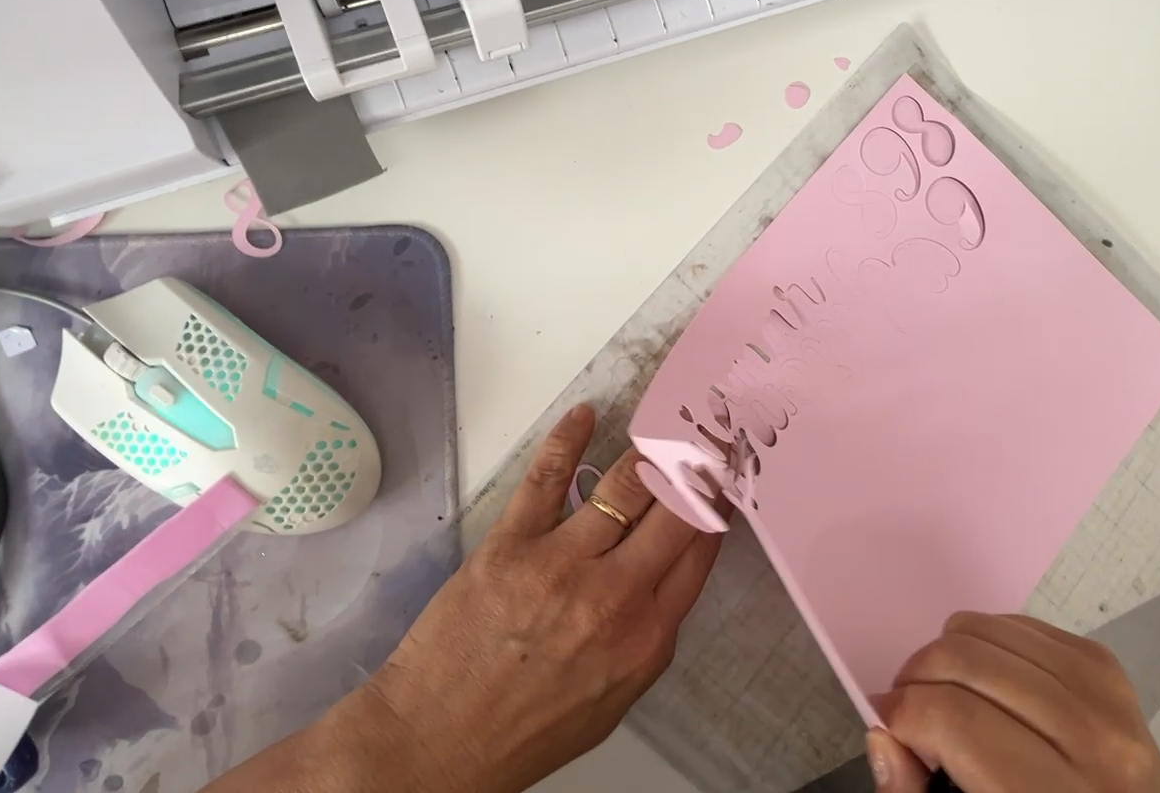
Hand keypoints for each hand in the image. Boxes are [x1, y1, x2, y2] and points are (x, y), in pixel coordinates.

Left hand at [213, 404, 723, 792]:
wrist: (438, 745)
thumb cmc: (532, 727)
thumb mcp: (616, 695)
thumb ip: (651, 632)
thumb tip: (671, 570)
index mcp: (646, 636)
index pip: (699, 548)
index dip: (715, 504)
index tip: (722, 476)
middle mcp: (614, 594)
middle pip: (674, 509)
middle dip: (696, 466)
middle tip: (704, 436)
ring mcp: (561, 563)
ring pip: (624, 484)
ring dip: (648, 450)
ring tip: (661, 425)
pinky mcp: (511, 542)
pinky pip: (548, 475)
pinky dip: (569, 437)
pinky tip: (585, 413)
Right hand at [867, 613, 1159, 792]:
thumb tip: (883, 734)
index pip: (957, 719)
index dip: (904, 715)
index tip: (889, 728)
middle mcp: (1097, 745)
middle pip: (966, 662)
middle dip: (916, 679)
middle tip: (908, 710)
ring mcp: (1106, 695)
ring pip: (983, 631)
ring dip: (944, 655)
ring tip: (944, 693)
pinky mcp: (1103, 663)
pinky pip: (1012, 623)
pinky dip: (980, 643)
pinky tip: (984, 682)